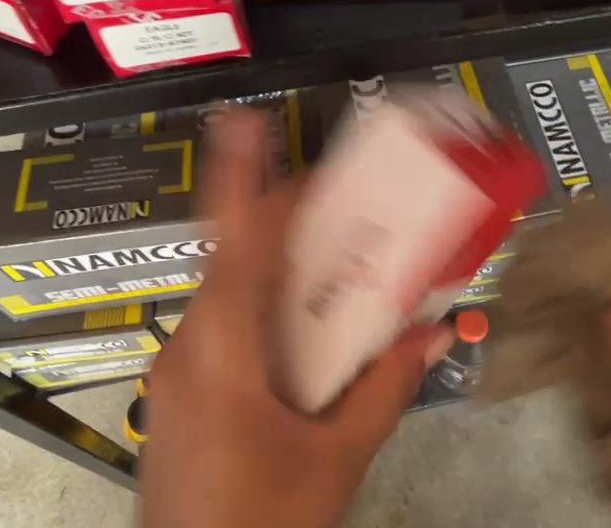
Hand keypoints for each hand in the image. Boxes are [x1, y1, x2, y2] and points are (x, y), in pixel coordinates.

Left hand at [141, 110, 453, 527]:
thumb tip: (434, 333)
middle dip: (277, 215)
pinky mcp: (179, 389)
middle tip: (328, 189)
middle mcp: (188, 347)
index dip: (238, 175)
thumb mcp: (335, 458)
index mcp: (222, 353)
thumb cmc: (261, 523)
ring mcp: (176, 369)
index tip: (243, 122)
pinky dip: (258, 301)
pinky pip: (221, 321)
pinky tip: (296, 319)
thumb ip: (384, 388)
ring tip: (325, 250)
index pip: (233, 243)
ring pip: (225, 287)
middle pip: (231, 255)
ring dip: (270, 260)